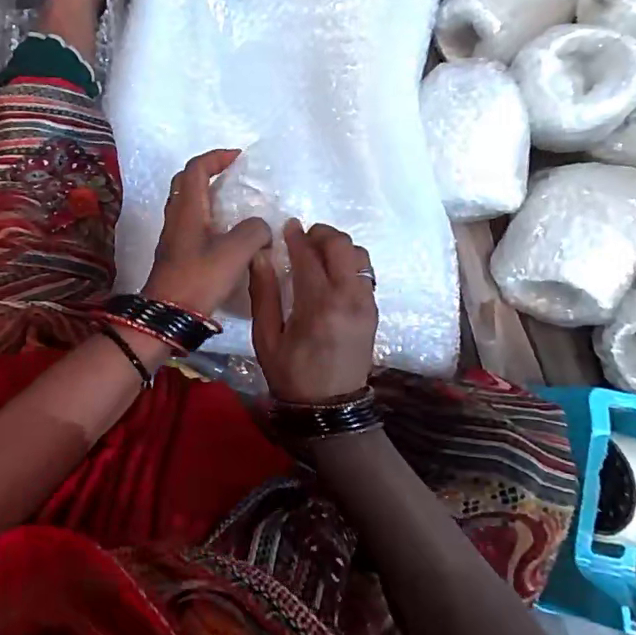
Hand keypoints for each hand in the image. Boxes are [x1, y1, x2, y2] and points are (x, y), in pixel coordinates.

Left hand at [142, 149, 273, 316]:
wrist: (168, 314)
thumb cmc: (199, 278)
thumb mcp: (235, 252)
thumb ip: (254, 231)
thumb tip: (260, 227)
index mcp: (187, 209)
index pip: (196, 168)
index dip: (216, 157)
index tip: (238, 158)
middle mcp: (176, 217)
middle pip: (185, 182)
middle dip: (209, 172)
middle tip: (232, 176)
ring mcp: (173, 237)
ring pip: (187, 204)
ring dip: (208, 196)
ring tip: (234, 204)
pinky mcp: (176, 255)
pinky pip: (191, 224)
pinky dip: (208, 218)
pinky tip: (226, 234)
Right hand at [249, 220, 377, 402]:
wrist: (331, 408)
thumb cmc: (291, 375)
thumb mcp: (266, 338)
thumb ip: (264, 294)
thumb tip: (261, 257)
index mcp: (318, 305)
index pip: (309, 256)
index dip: (296, 237)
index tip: (287, 226)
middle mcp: (348, 298)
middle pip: (341, 246)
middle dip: (321, 234)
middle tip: (303, 237)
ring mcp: (366, 303)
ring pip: (359, 255)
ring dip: (338, 246)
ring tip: (318, 254)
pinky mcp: (373, 310)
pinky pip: (365, 272)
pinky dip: (349, 262)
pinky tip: (331, 273)